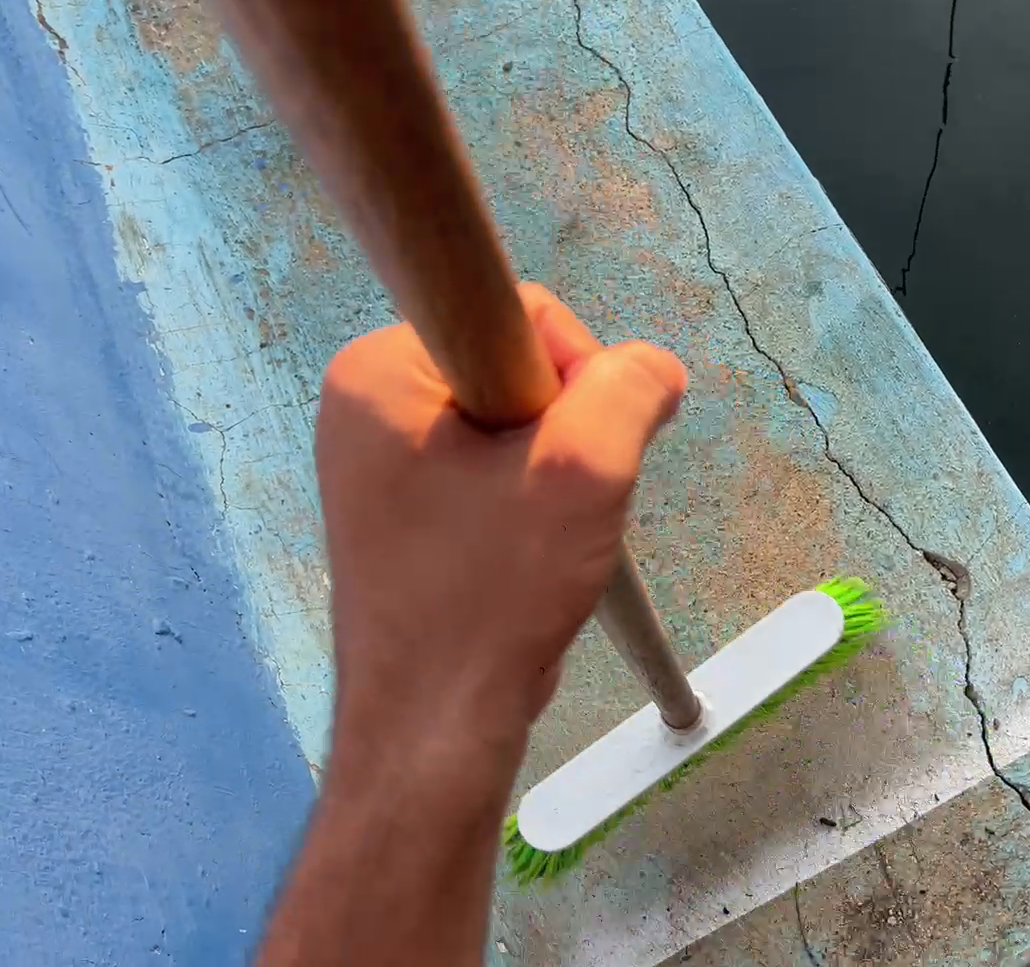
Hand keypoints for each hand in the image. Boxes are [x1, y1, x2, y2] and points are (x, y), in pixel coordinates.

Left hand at [315, 283, 686, 744]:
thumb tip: (654, 367)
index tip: (581, 450)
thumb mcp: (586, 469)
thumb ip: (631, 387)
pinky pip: (505, 457)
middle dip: (575, 426)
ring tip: (553, 525)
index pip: (526, 313)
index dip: (583, 371)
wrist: (439, 717)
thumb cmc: (499, 583)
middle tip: (570, 496)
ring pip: (527, 416)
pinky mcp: (413, 498)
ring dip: (565, 462)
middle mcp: (374, 398)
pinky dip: (542, 487)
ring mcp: (390, 453)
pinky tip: (536, 538)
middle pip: (529, 364)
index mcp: (386, 367)